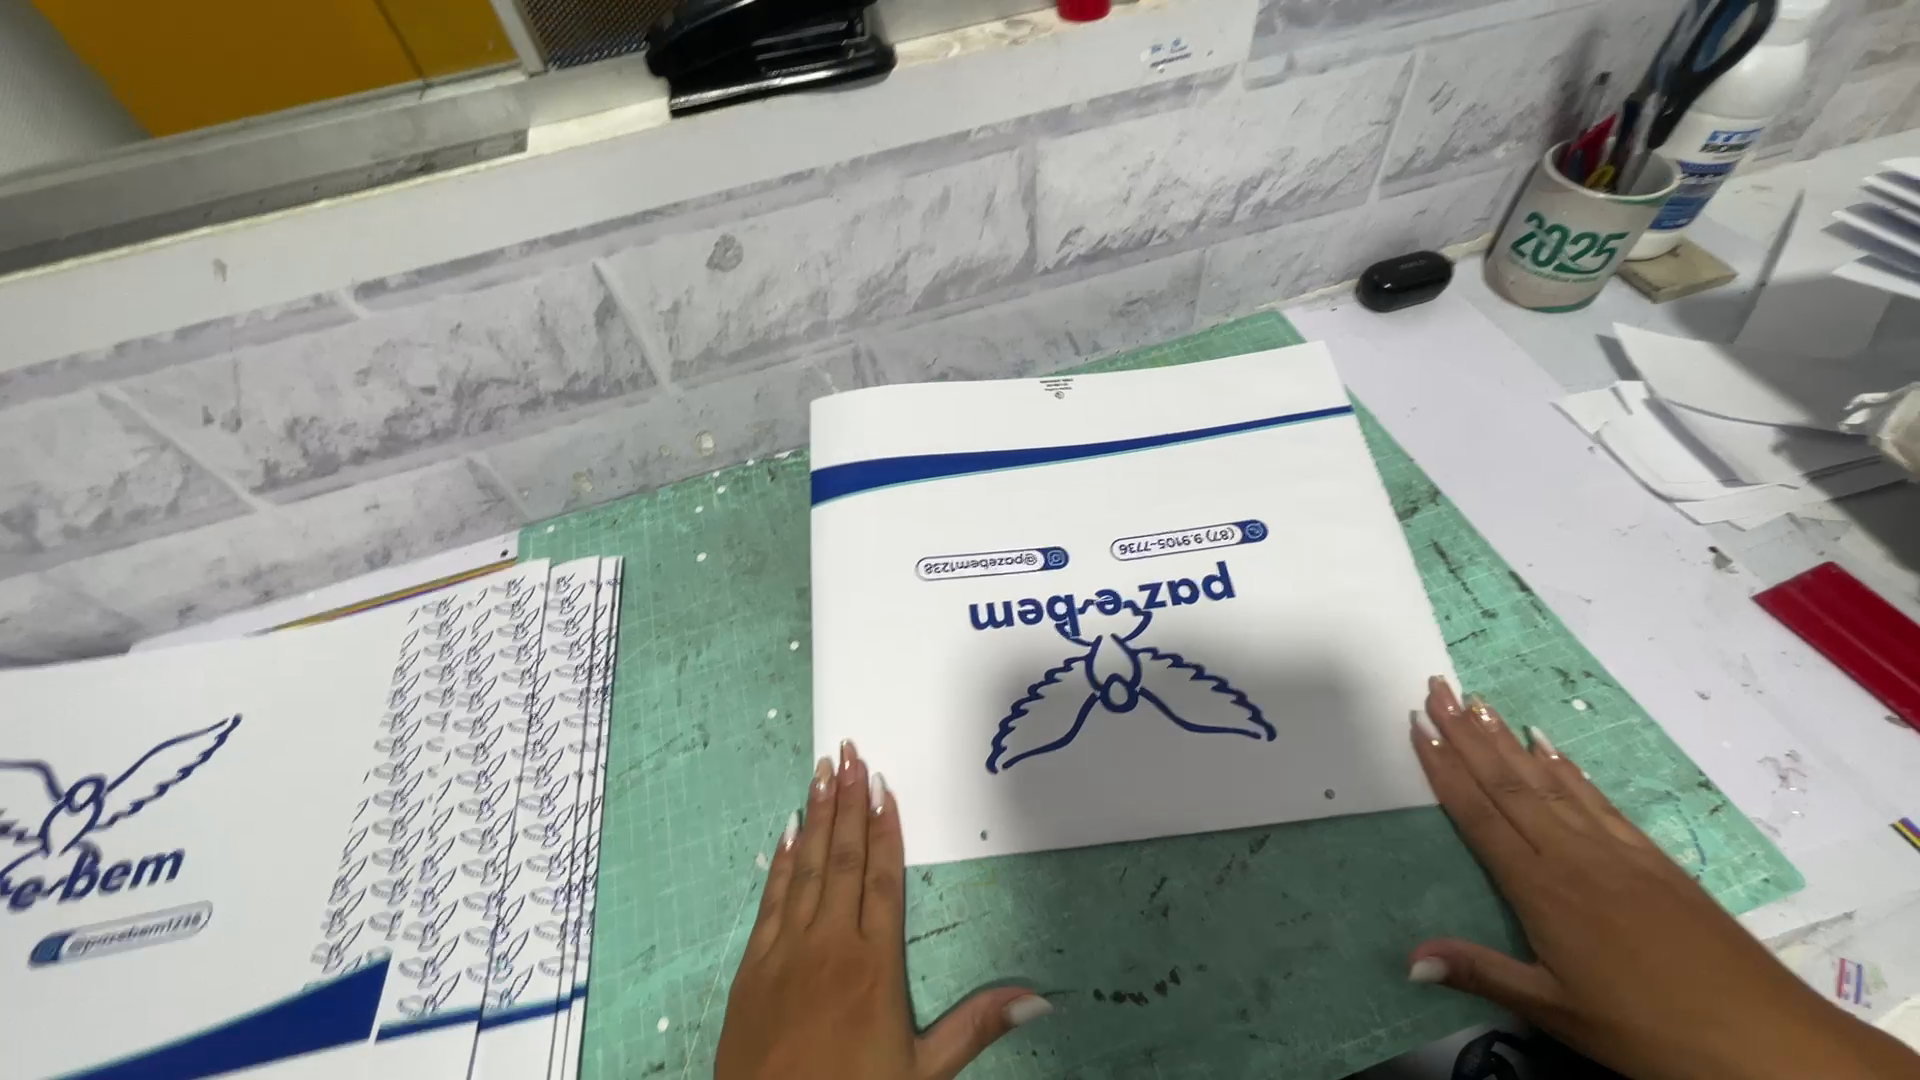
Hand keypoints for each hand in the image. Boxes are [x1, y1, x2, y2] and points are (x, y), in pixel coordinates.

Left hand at [715, 741, 1052, 1079]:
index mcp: (873, 963)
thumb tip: (1039, 996)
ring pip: (806, 866)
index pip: (882, 878)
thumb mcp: (922, 1073)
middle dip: (848, 802)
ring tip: (821, 771)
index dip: (885, 829)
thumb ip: (976, 1026)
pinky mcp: (754, 964)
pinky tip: (786, 830)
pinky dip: (780, 860)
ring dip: (815, 816)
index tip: (884, 786)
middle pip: (843, 857)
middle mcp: (830, 943)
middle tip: (850, 753)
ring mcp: (787, 950)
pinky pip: (771, 899)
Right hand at [1407, 677, 1919, 1079]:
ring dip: (1508, 740)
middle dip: (1468, 734)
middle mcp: (1571, 855)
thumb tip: (1408, 959)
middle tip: (1438, 689)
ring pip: (1548, 783)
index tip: (1418, 724)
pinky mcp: (1650, 858)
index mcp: (1540, 887)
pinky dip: (1567, 769)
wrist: (1771, 1043)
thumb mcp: (1557, 1012)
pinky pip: (1597, 801)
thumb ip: (1481, 973)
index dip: (1444, 767)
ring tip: (1479, 703)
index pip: (1478, 813)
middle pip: (1508, 783)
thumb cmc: (1648, 1029)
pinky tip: (1548, 746)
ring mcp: (1614, 851)